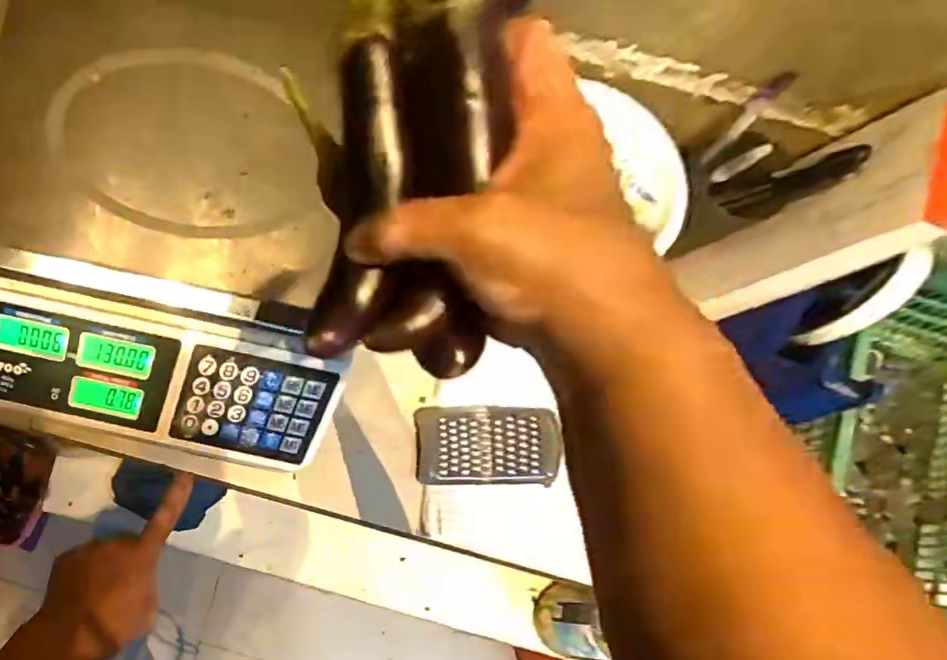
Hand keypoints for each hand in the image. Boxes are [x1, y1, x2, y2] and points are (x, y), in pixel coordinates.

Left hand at [29, 472, 195, 659]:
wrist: (73, 635)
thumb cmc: (118, 626)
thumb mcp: (147, 610)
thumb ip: (146, 586)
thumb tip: (136, 580)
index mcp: (141, 556)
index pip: (163, 521)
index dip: (175, 499)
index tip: (184, 476)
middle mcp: (113, 544)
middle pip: (127, 546)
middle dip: (128, 561)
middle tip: (124, 591)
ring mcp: (86, 549)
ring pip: (102, 554)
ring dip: (105, 569)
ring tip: (100, 598)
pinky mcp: (65, 559)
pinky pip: (82, 562)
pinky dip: (84, 575)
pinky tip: (82, 596)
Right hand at [342, 18, 712, 378]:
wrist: (590, 332)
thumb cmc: (553, 258)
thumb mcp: (476, 230)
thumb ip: (408, 226)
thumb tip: (355, 240)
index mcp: (552, 117)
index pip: (521, 43)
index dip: (473, 41)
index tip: (415, 61)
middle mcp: (539, 148)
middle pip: (478, 113)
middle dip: (426, 123)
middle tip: (374, 136)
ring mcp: (522, 199)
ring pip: (461, 174)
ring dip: (421, 185)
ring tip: (371, 188)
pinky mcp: (506, 244)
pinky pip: (456, 224)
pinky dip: (426, 230)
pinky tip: (390, 238)